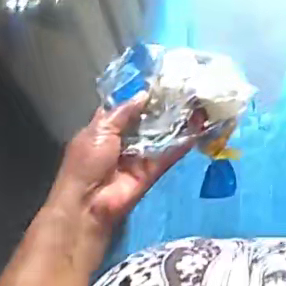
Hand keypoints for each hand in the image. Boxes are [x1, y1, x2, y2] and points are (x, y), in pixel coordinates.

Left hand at [45, 96, 192, 237]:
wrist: (88, 204)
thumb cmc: (87, 161)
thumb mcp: (100, 129)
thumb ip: (123, 112)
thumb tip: (143, 95)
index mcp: (105, 128)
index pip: (126, 107)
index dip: (141, 96)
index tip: (161, 81)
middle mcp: (124, 140)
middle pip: (147, 121)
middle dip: (163, 107)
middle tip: (185, 90)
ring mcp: (139, 156)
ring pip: (160, 136)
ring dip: (176, 122)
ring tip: (196, 104)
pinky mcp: (152, 172)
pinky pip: (168, 155)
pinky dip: (182, 143)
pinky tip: (198, 127)